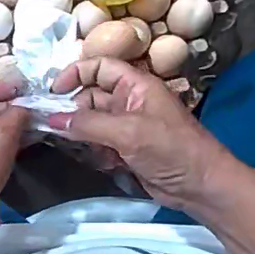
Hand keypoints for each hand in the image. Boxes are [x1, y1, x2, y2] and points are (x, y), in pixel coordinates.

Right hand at [48, 57, 231, 210]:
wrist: (202, 186)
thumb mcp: (128, 132)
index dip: (75, 73)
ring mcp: (127, 126)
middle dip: (72, 110)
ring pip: (91, 122)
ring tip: (74, 146)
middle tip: (53, 126)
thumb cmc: (171, 150)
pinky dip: (93, 151)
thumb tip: (52, 119)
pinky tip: (98, 161)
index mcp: (136, 85)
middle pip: (90, 96)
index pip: (99, 67)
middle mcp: (129, 101)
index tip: (53, 92)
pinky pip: (99, 143)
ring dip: (81, 134)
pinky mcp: (126, 149)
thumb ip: (88, 124)